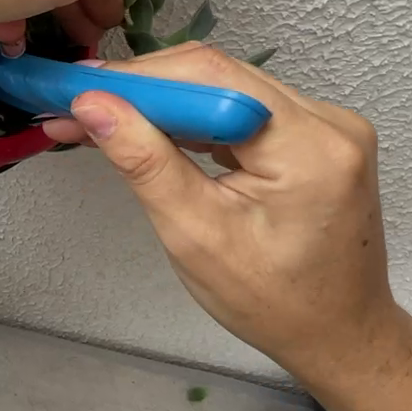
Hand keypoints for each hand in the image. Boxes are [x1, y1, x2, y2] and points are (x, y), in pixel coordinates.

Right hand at [46, 43, 399, 380]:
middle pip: (214, 74)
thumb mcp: (192, 232)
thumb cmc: (269, 300)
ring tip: (99, 116)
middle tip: (76, 103)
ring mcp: (322, 124)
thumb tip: (90, 104)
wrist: (337, 336)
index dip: (135, 78)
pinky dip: (183, 115)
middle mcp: (326, 120)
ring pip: (219, 86)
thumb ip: (142, 160)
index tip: (74, 88)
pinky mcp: (308, 134)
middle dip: (139, 87)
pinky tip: (144, 129)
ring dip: (156, 100)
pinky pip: (233, 105)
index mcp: (309, 145)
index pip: (208, 77)